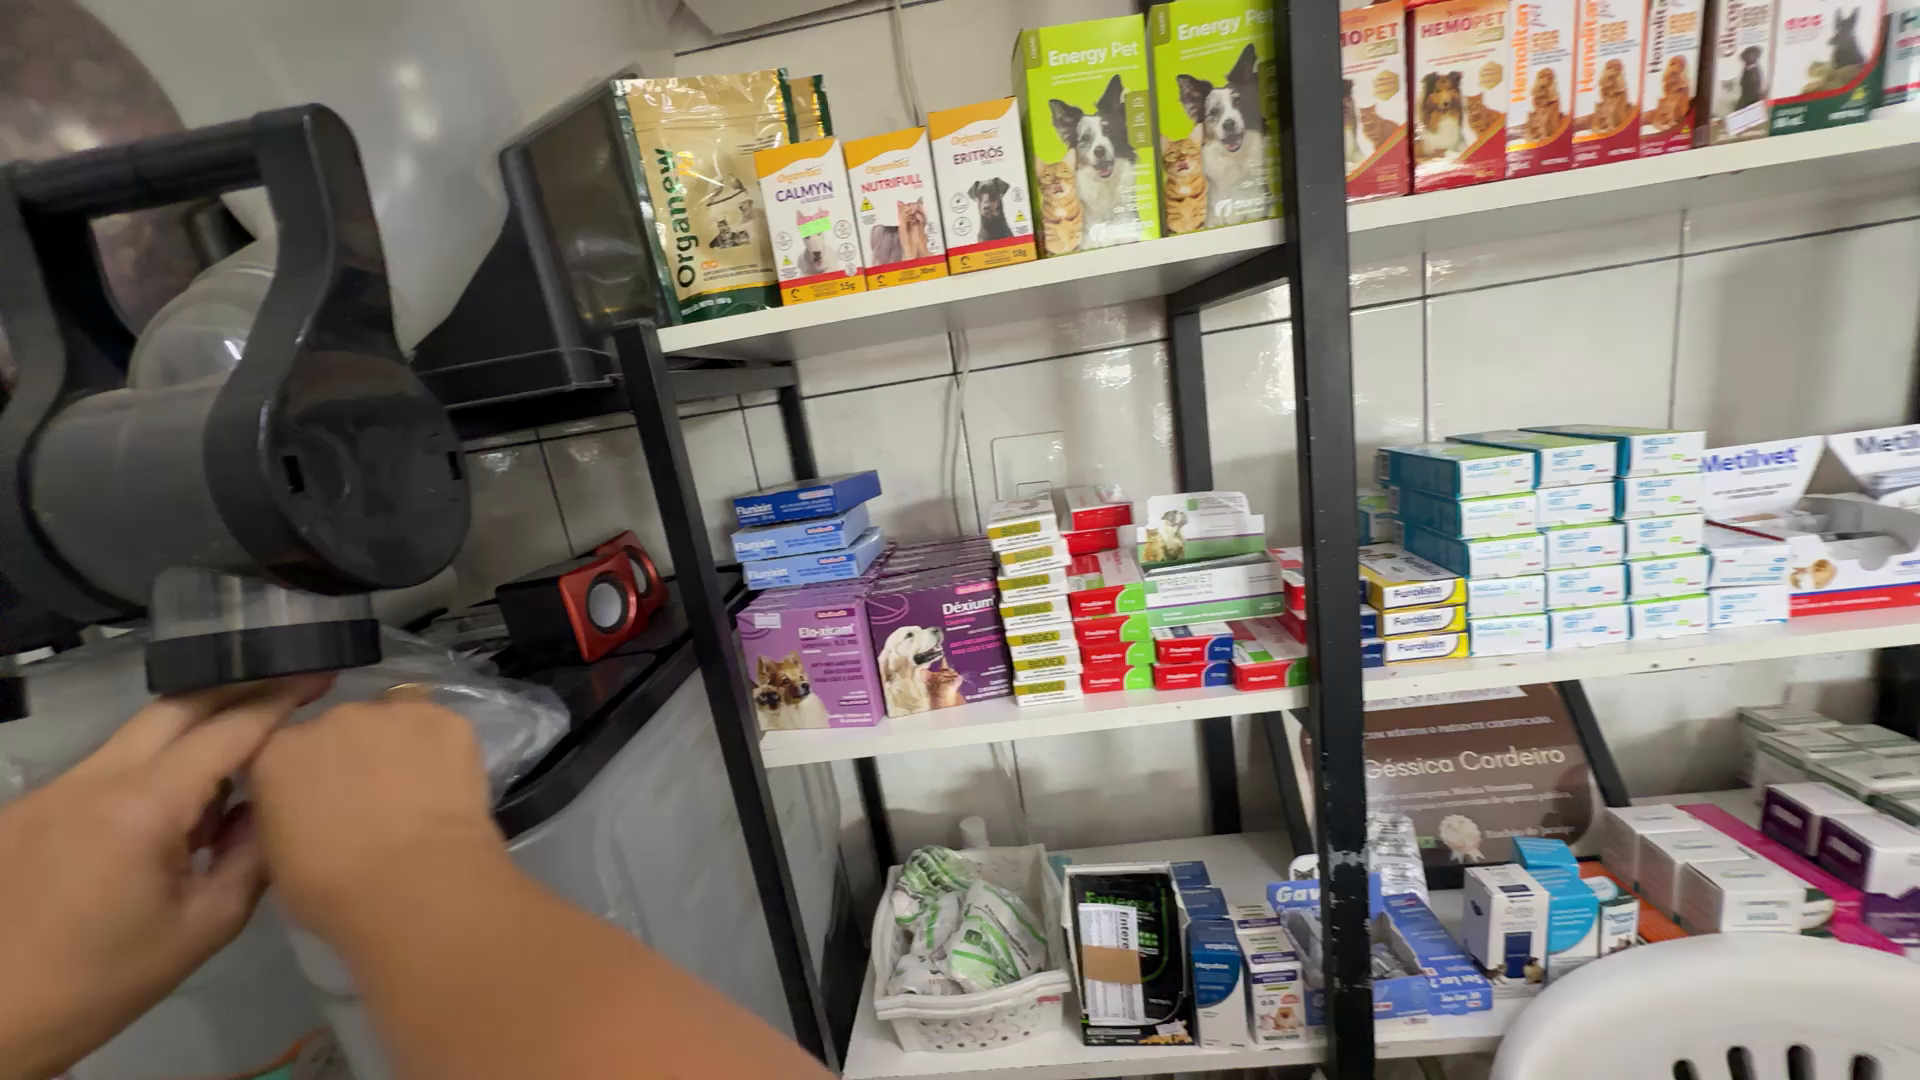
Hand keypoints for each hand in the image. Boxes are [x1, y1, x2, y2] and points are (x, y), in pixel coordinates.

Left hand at [0, 676, 329, 1079]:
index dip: (282, 698)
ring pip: (140, 733)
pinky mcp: (25, 816)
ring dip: (201, 728)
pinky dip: (162, 763)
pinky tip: (188, 802)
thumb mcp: (210, 920)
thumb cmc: (104, 980)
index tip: (324, 677)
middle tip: (294, 685)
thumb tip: (272, 803)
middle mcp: (87, 785)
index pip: (228, 729)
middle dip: (241, 688)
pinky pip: (111, 766)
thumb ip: (256, 850)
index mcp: (138, 808)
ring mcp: (46, 797)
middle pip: (176, 706)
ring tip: (249, 753)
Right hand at [250, 698, 505, 950]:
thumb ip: (287, 804)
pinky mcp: (450, 719)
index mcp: (279, 750)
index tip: (323, 793)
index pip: (287, 746)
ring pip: (396, 715)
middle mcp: (336, 717)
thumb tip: (308, 797)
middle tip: (375, 787)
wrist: (413, 875)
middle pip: (344, 726)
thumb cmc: (330, 880)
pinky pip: (440, 725)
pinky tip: (448, 775)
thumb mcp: (276, 847)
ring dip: (400, 738)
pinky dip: (442, 744)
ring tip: (416, 778)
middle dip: (355, 750)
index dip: (309, 769)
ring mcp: (397, 713)